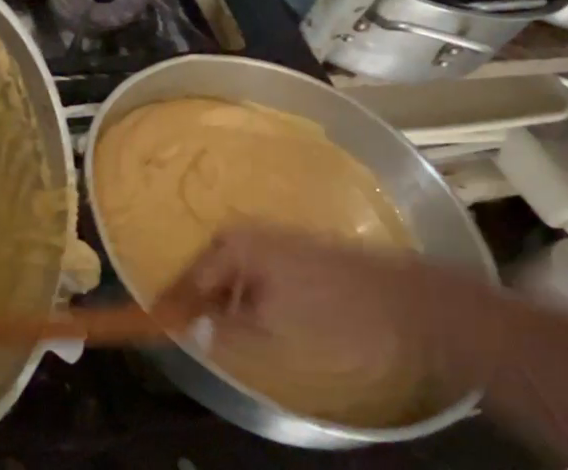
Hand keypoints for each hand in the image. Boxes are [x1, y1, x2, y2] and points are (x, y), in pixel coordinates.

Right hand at [172, 227, 476, 383]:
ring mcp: (275, 237)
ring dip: (226, 298)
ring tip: (226, 329)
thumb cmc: (335, 318)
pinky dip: (249, 292)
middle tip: (193, 333)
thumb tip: (187, 330)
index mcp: (232, 246)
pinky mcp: (298, 248)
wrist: (411, 304)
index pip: (186, 278)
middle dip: (198, 301)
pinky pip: (257, 270)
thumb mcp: (271, 336)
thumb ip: (221, 332)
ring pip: (234, 272)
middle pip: (207, 271)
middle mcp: (247, 232)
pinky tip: (261, 316)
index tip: (156, 328)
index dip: (170, 307)